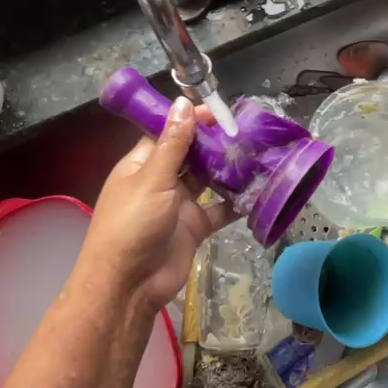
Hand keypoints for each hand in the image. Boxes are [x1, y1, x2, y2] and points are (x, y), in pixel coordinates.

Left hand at [81, 97, 236, 311]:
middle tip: (247, 130)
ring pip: (208, 179)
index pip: (167, 132)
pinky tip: (258, 190)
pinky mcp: (195, 226)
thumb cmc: (132, 225)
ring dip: (228, 168)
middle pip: (191, 153)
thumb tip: (183, 102)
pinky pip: (219, 209)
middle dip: (214, 141)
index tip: (219, 110)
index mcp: (142, 164)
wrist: (129, 285)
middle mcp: (161, 180)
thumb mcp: (152, 179)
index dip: (191, 119)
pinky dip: (236, 201)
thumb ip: (173, 143)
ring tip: (257, 153)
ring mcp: (179, 204)